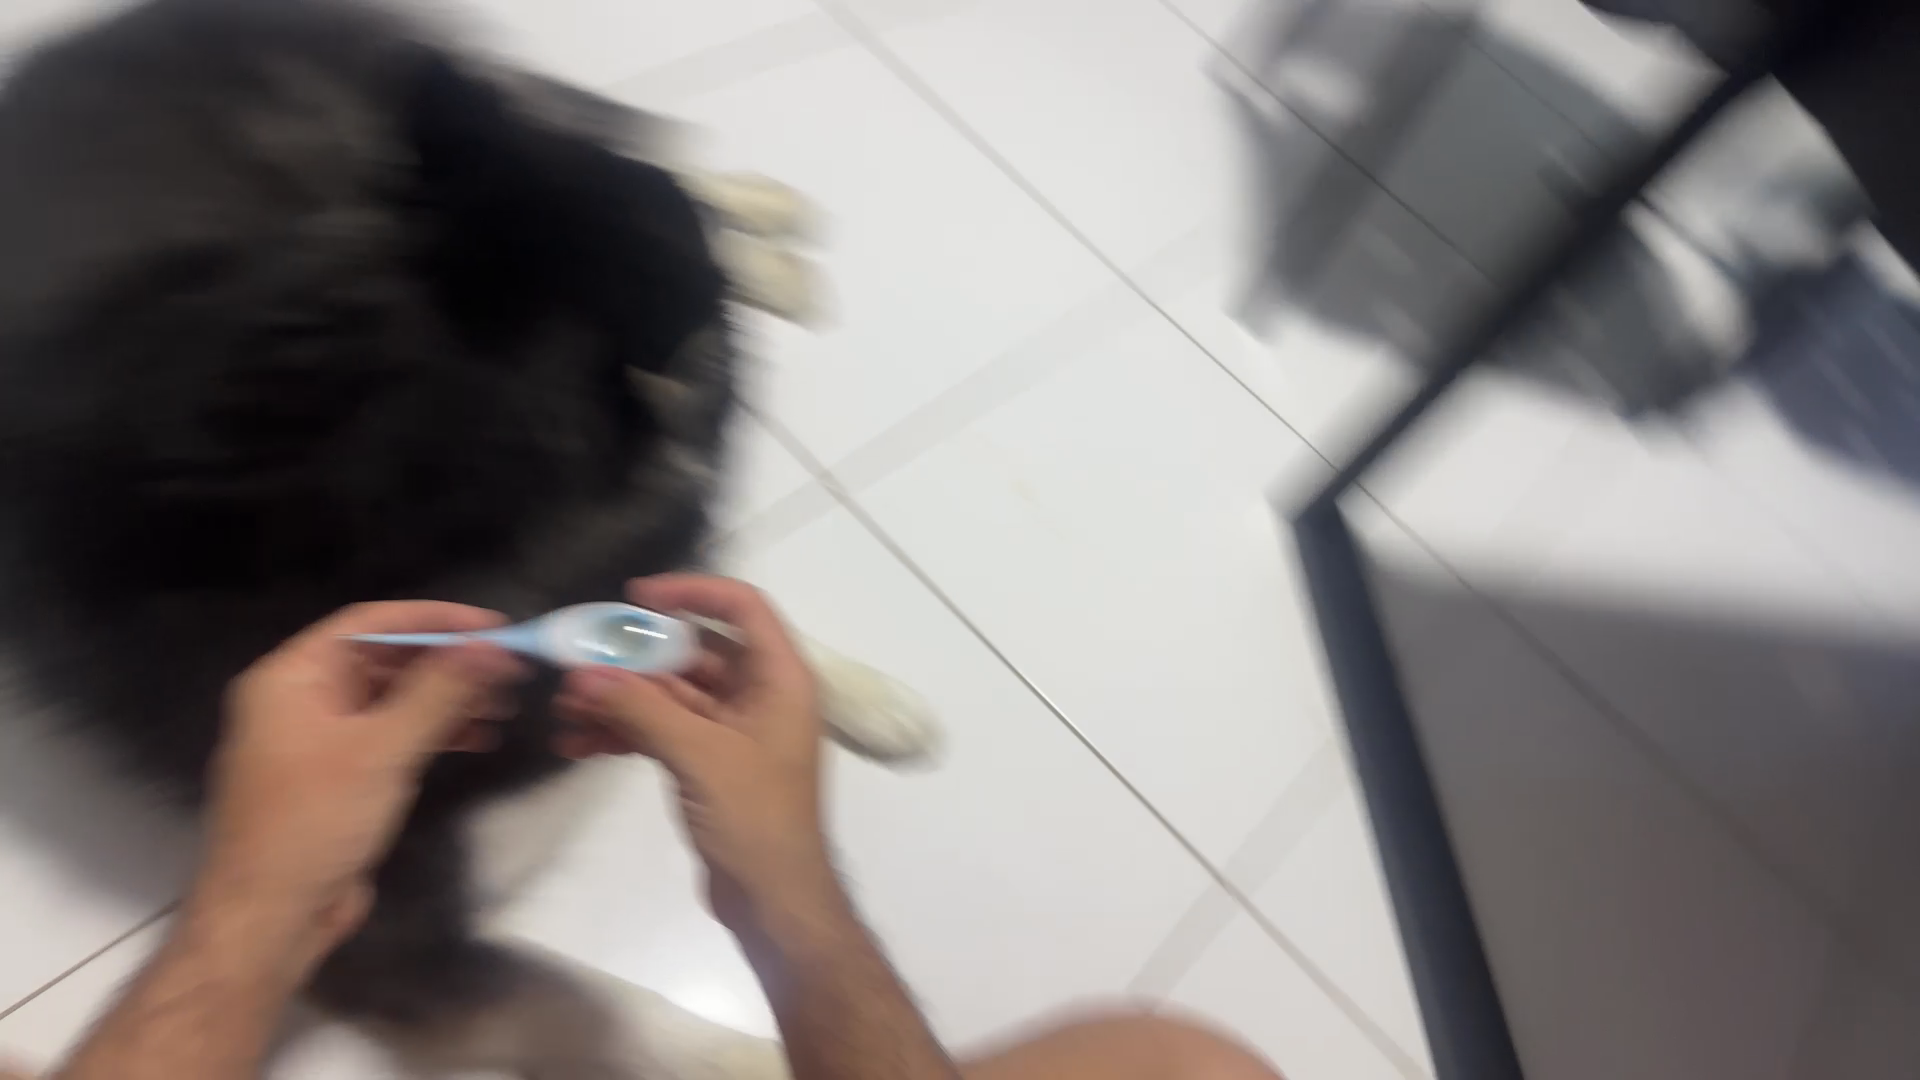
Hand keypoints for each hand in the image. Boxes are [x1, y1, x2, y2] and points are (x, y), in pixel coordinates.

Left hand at [200, 602, 525, 941]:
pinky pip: (400, 731)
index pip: (371, 622)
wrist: (272, 919)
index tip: (494, 626)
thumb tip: (494, 645)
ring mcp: (325, 737)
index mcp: (292, 680)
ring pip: (401, 696)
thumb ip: (442, 690)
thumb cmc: (316, 821)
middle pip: (390, 659)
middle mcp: (305, 699)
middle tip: (511, 667)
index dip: (436, 618)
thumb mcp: (385, 748)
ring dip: (455, 696)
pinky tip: (482, 737)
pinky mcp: (346, 771)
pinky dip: (441, 729)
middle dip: (453, 662)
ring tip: (507, 704)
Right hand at [553, 575, 833, 925]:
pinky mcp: (714, 758)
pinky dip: (630, 731)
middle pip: (697, 652)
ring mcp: (737, 727)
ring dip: (624, 697)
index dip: (693, 591)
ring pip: (675, 694)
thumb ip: (643, 709)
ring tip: (565, 709)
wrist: (774, 897)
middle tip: (577, 664)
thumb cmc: (755, 817)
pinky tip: (580, 743)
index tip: (636, 597)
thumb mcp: (700, 755)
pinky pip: (669, 729)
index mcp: (780, 676)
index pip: (743, 607)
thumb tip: (583, 674)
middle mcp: (761, 692)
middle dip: (638, 658)